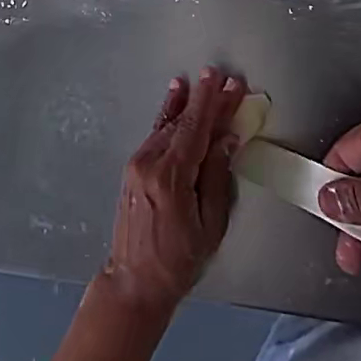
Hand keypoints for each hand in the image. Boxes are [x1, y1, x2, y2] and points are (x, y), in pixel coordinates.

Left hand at [102, 68, 245, 310]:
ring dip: (188, 102)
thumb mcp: (210, 225)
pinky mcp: (133, 166)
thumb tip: (227, 139)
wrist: (133, 280)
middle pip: (184, 122)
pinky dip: (169, 114)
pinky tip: (176, 96)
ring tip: (202, 81)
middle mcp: (149, 163)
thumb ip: (218, 176)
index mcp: (170, 178)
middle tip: (224, 80)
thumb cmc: (177, 260)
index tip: (228, 84)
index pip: (197, 129)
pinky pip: (156, 133)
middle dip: (207, 99)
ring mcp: (137, 162)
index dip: (215, 104)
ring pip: (168, 124)